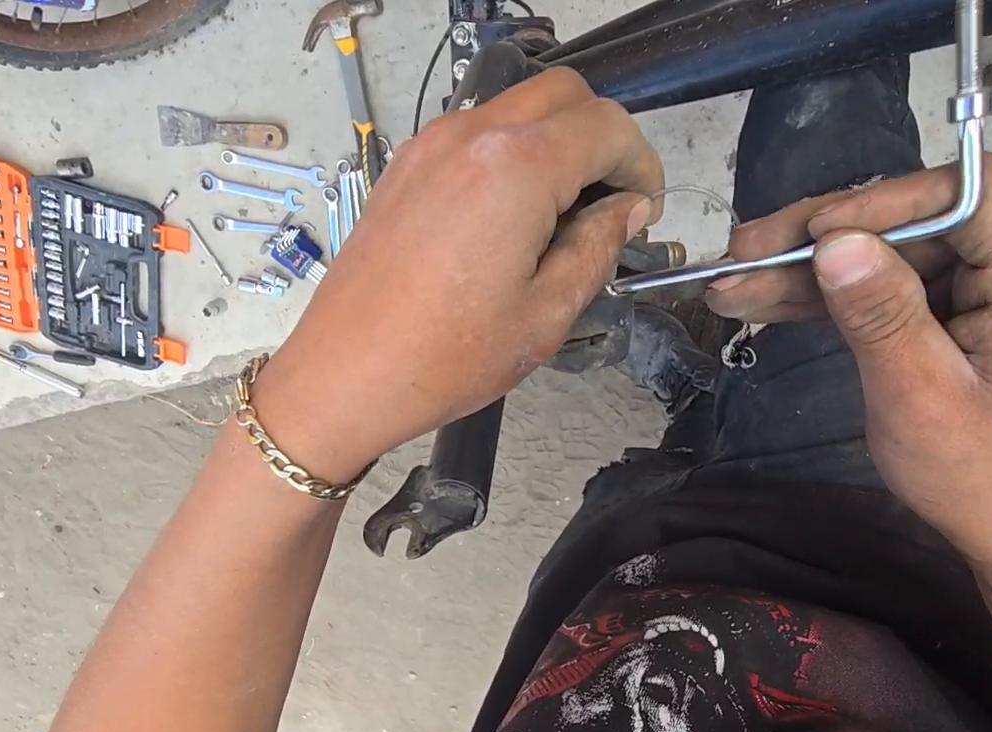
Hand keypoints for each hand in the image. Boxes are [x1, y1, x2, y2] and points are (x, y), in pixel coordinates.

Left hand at [247, 69, 662, 483]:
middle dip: (603, 139)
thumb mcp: (543, 317)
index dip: (641, 162)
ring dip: (555, 145)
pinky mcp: (405, 170)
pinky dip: (510, 157)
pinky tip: (512, 219)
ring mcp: (429, 147)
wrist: (346, 375)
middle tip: (612, 203)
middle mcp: (470, 138)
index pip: (605, 126)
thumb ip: (595, 250)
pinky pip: (475, 137)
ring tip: (561, 219)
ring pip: (516, 110)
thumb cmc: (442, 359)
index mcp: (515, 169)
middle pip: (563, 96)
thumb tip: (626, 211)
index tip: (645, 205)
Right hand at [703, 155, 991, 563]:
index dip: (885, 200)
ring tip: (737, 279)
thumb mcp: (916, 396)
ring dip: (812, 268)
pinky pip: (889, 288)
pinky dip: (832, 296)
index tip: (813, 233)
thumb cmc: (970, 472)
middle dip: (825, 235)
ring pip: (890, 254)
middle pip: (915, 220)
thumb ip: (880, 314)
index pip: (967, 193)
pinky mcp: (954, 313)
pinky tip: (770, 301)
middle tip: (746, 251)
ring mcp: (983, 291)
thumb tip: (834, 243)